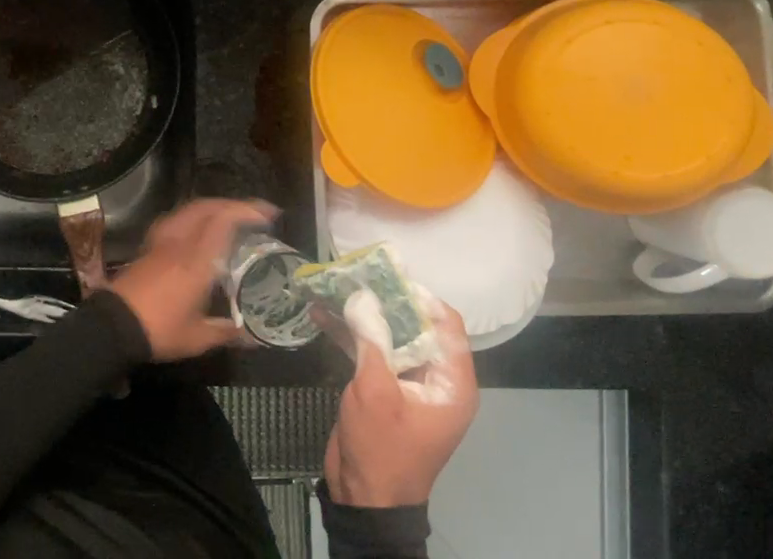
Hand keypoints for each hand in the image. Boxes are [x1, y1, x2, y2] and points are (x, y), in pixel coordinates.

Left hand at [109, 198, 273, 361]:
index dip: (247, 211)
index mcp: (196, 260)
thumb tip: (253, 335)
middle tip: (254, 214)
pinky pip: (174, 220)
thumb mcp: (198, 338)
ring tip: (229, 216)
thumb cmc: (159, 330)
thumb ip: (227, 332)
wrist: (113, 325)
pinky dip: (192, 216)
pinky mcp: (148, 247)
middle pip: (206, 207)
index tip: (269, 215)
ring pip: (188, 210)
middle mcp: (179, 242)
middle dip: (232, 204)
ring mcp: (160, 242)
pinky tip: (197, 228)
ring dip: (212, 207)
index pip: (223, 221)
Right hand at [323, 295, 478, 508]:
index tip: (386, 277)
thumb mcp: (375, 391)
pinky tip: (321, 314)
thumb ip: (371, 340)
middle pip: (415, 327)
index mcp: (451, 382)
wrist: (365, 498)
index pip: (447, 326)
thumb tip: (362, 296)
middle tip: (354, 274)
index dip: (420, 298)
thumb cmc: (382, 446)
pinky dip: (350, 335)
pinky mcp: (383, 390)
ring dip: (362, 315)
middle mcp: (435, 379)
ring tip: (332, 287)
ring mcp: (408, 384)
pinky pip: (372, 354)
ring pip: (389, 337)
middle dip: (384, 301)